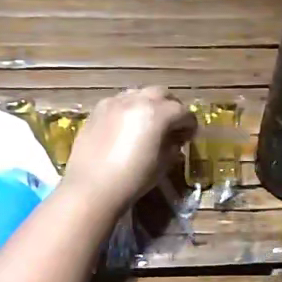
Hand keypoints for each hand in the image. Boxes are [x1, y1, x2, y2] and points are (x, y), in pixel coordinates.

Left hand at [60, 87, 196, 213]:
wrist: (91, 188)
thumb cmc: (132, 180)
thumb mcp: (162, 164)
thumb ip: (172, 146)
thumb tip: (174, 140)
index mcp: (157, 113)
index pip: (183, 112)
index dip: (189, 125)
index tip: (188, 137)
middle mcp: (137, 100)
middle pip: (161, 94)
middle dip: (171, 107)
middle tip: (171, 126)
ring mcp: (114, 102)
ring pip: (139, 94)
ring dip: (149, 105)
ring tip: (148, 123)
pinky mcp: (97, 110)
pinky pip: (119, 102)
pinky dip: (129, 109)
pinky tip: (126, 127)